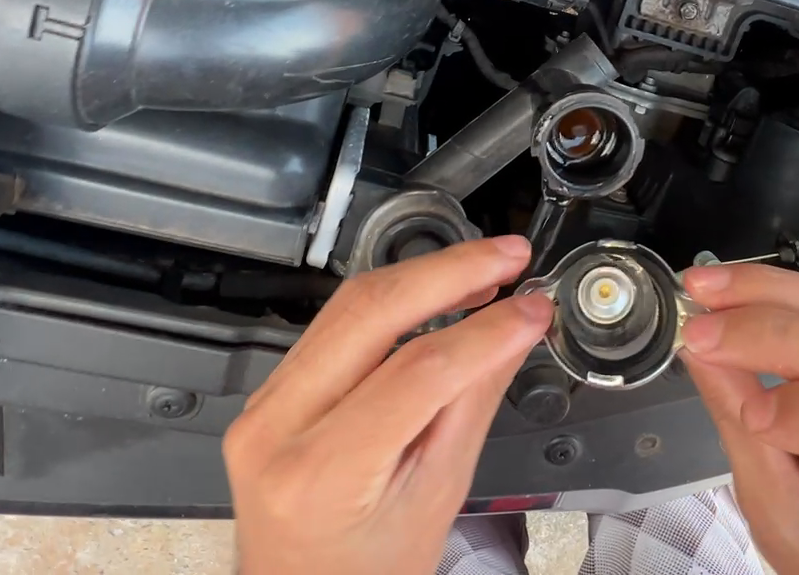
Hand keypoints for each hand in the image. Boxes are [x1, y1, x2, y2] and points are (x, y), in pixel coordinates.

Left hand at [225, 235, 552, 574]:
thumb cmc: (371, 572)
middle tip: (510, 255)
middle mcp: (278, 426)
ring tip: (486, 266)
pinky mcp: (273, 385)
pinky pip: (339, 319)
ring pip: (353, 303)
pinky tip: (440, 288)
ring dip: (427, 273)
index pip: (417, 373)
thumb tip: (515, 329)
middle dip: (452, 271)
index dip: (485, 331)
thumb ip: (474, 401)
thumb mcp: (437, 498)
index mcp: (321, 474)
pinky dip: (398, 295)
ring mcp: (267, 401)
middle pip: (373, 312)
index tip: (532, 307)